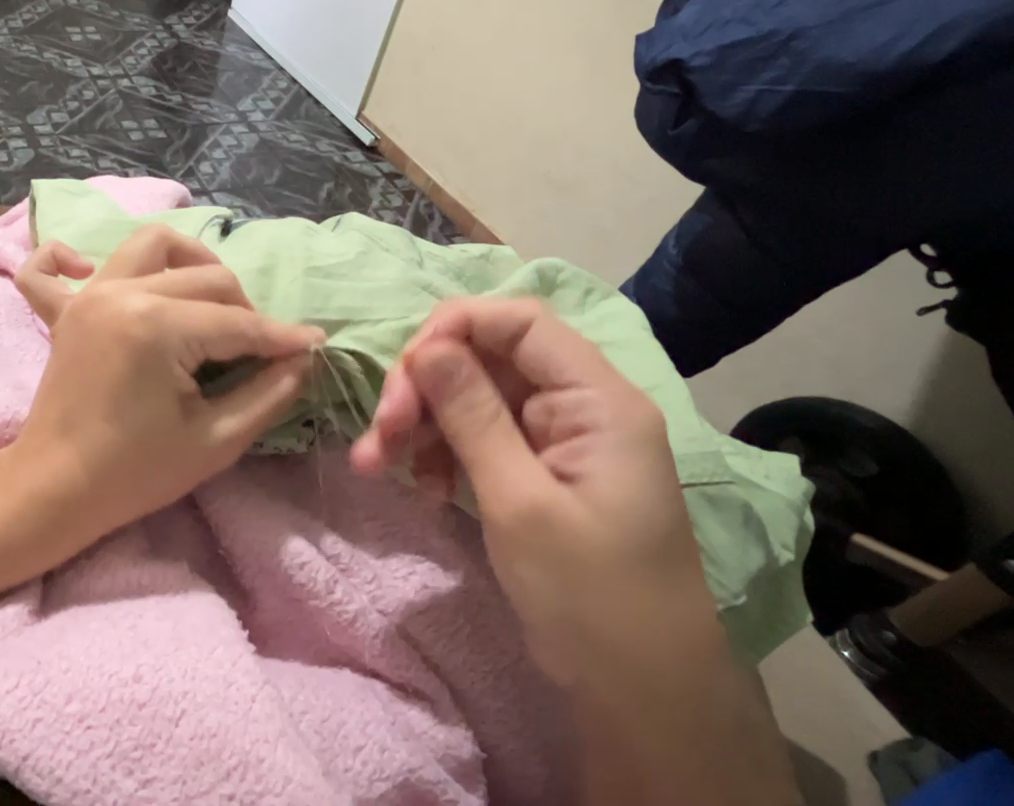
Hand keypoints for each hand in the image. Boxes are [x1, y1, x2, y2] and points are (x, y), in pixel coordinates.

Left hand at [9, 226, 324, 534]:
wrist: (56, 489)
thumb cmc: (136, 474)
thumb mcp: (216, 441)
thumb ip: (268, 392)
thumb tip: (303, 357)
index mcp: (157, 326)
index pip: (237, 322)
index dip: (282, 337)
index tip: (315, 345)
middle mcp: (120, 293)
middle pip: (205, 277)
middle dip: (244, 310)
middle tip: (258, 351)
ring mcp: (88, 296)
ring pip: (150, 246)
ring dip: (189, 263)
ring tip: (210, 303)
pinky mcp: (66, 310)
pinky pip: (50, 267)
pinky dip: (69, 258)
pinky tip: (94, 271)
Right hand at [351, 298, 717, 682]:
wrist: (638, 690)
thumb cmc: (589, 593)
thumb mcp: (519, 500)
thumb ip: (472, 414)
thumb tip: (426, 345)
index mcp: (596, 400)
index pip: (519, 322)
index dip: (453, 328)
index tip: (403, 371)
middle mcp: (576, 407)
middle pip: (484, 359)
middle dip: (423, 388)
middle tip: (381, 435)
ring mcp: (553, 441)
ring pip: (470, 399)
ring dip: (419, 424)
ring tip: (376, 467)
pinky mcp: (534, 472)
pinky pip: (474, 438)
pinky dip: (438, 455)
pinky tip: (418, 489)